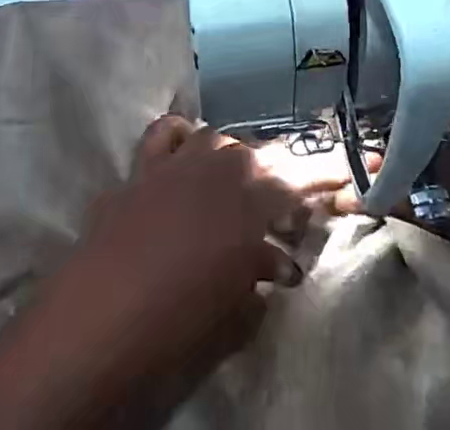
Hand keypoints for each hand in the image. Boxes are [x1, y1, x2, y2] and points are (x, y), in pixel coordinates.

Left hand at [54, 118, 310, 376]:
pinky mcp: (139, 168)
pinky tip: (185, 148)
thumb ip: (260, 269)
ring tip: (234, 182)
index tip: (340, 172)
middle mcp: (216, 167)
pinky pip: (164, 135)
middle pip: (255, 154)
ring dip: (230, 154)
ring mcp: (175, 162)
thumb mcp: (238, 301)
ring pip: (213, 137)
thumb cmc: (185, 313)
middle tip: (280, 207)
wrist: (108, 307)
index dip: (322, 174)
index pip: (299, 178)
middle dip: (274, 174)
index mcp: (252, 199)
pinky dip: (180, 136)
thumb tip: (276, 261)